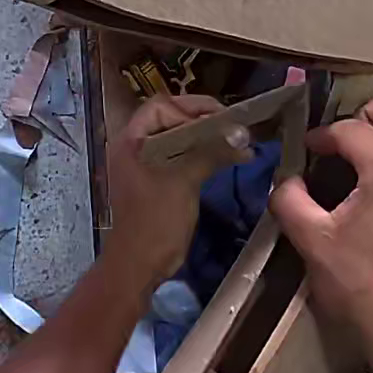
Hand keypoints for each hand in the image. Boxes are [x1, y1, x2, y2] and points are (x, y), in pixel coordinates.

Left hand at [104, 94, 250, 287]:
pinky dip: (202, 157)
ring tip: (235, 141)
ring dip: (206, 140)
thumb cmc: (155, 221)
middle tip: (233, 127)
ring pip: (178, 141)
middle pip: (170, 121)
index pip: (160, 106)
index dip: (190, 108)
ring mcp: (145, 168)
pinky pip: (181, 161)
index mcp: (131, 141)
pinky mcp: (157, 185)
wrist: (139, 266)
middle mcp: (135, 149)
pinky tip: (227, 159)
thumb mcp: (183, 181)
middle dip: (202, 121)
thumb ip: (210, 152)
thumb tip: (241, 131)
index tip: (220, 118)